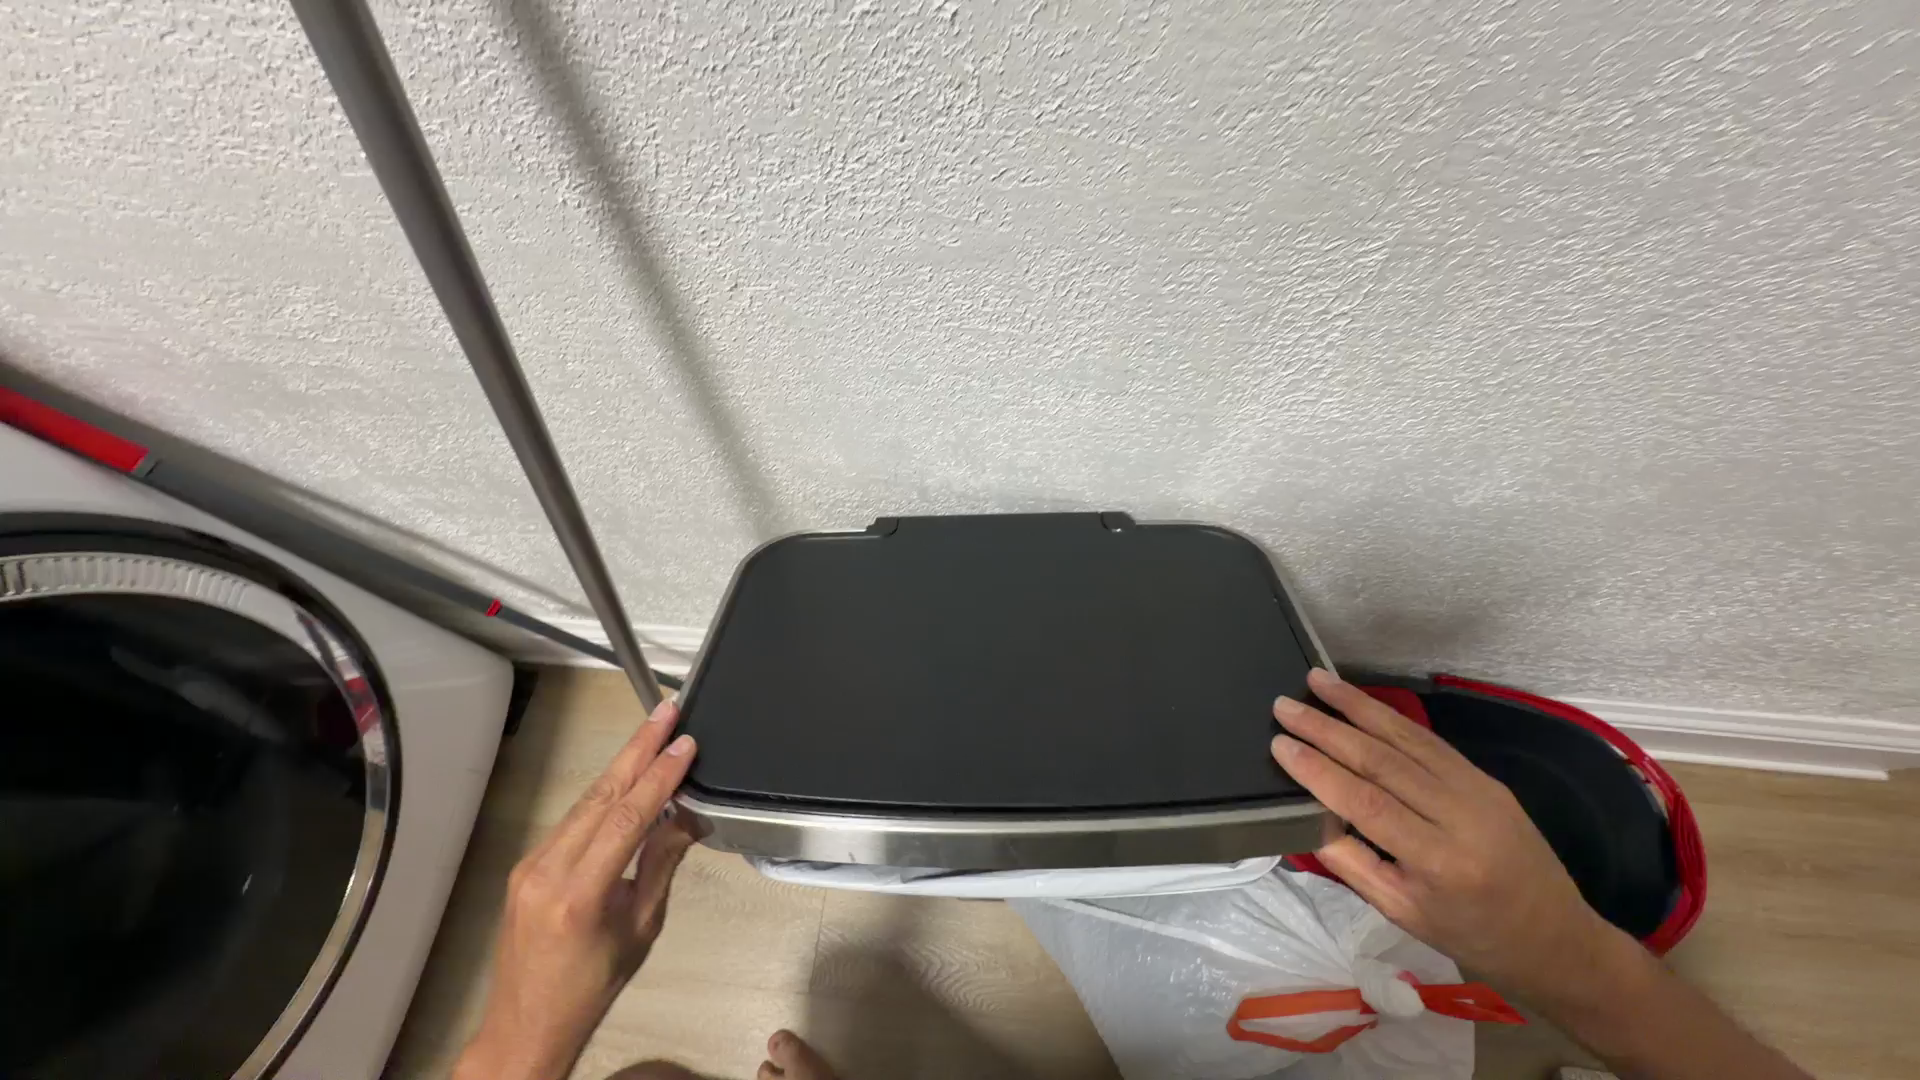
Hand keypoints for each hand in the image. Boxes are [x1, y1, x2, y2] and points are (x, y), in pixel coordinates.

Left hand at [453, 700, 697, 1079]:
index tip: (686, 744)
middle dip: (638, 748)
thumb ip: (662, 863)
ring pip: (586, 801)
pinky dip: (607, 793)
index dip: (660, 777)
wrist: (525, 1026)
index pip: (627, 818)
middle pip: (601, 794)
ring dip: (623, 764)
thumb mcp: (641, 927)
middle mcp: (547, 869)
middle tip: (666, 711)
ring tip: (654, 730)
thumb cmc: (594, 987)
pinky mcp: (527, 864)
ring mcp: (531, 863)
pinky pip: (574, 819)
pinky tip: (630, 776)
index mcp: (579, 894)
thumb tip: (688, 813)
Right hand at [1270, 669, 1624, 997]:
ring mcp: (1479, 790)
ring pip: (1407, 737)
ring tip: (1316, 679)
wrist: (1557, 940)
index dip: (1318, 770)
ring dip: (1356, 705)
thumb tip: (1307, 810)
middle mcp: (1463, 816)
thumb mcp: (1401, 911)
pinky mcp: (1485, 777)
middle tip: (1283, 705)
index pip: (1366, 803)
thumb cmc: (1470, 935)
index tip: (1279, 744)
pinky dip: (1388, 716)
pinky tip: (1360, 700)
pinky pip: (1428, 740)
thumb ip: (1350, 860)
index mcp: (1440, 862)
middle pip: (1383, 760)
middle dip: (1327, 728)